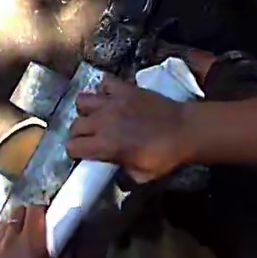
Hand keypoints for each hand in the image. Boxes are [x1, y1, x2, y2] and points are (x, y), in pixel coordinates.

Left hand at [0, 201, 78, 257]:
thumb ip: (70, 250)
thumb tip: (71, 232)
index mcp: (30, 243)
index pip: (34, 210)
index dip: (43, 210)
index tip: (50, 217)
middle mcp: (7, 246)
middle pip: (14, 214)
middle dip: (27, 216)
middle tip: (38, 228)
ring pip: (0, 230)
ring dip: (12, 230)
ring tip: (22, 242)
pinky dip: (1, 250)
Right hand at [67, 76, 197, 182]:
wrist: (184, 130)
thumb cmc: (164, 156)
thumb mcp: (142, 175)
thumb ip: (123, 173)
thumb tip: (116, 169)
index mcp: (105, 145)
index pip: (72, 146)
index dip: (75, 152)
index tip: (83, 154)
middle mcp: (103, 121)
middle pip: (75, 125)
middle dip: (78, 133)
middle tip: (89, 137)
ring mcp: (112, 102)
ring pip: (82, 100)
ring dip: (86, 110)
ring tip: (97, 115)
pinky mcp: (125, 89)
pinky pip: (105, 82)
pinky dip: (105, 89)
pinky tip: (111, 98)